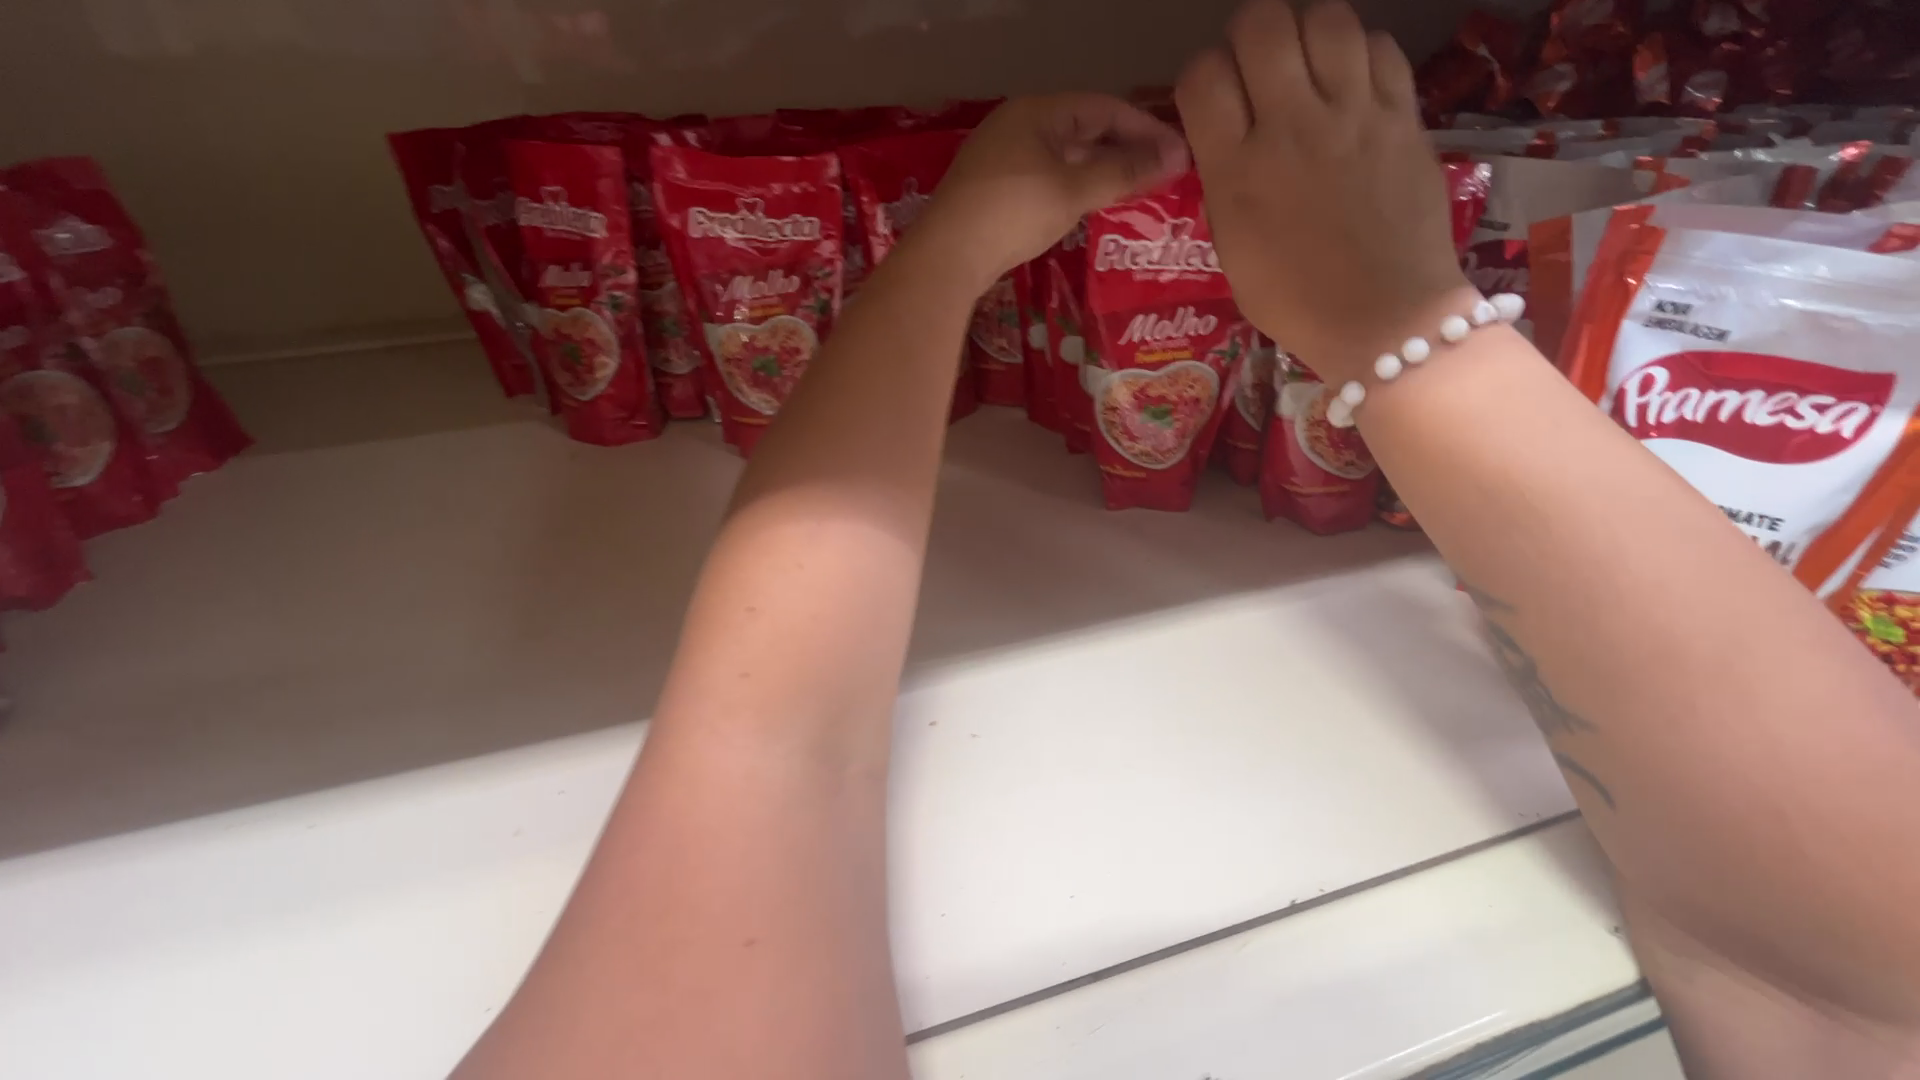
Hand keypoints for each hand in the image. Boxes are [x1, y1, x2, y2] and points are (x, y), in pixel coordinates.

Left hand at [913, 94, 1189, 291]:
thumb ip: (1124, 171)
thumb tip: (1176, 156)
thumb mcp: (1073, 190)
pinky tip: (1092, 210)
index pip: (1104, 108)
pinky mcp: (993, 192)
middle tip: (1163, 176)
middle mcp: (1018, 127)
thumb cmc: (1012, 212)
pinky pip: (1046, 181)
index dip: (1145, 128)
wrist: (948, 256)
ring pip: (1064, 159)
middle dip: (1124, 152)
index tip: (1178, 152)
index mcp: (1037, 112)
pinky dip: (1074, 191)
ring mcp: (1002, 160)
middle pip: (1083, 131)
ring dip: (1100, 174)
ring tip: (1137, 194)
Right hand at [1177, 0, 1467, 383]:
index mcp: (1236, 170)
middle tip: (1259, 67)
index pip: (1202, 75)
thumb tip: (1230, 138)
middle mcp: (1289, 127)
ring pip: (1324, 18)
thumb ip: (1226, 180)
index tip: (1215, 100)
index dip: (1203, 76)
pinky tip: (1352, 84)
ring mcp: (1352, 114)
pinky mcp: (1403, 114)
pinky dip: (1359, 52)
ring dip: (1306, 32)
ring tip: (1308, 66)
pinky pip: (1378, 45)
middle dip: (1250, 36)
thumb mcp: (1232, 246)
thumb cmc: (1294, 300)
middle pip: (1261, 24)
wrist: (1383, 317)